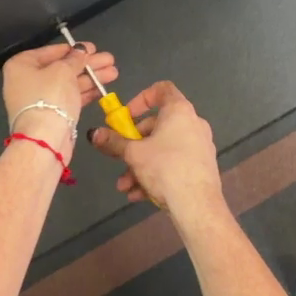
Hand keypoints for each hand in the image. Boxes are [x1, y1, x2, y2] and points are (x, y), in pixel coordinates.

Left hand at [1, 42, 117, 153]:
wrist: (44, 140)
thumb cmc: (49, 97)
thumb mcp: (63, 71)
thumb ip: (75, 58)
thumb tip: (81, 50)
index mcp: (21, 65)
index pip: (50, 51)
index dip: (73, 48)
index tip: (92, 47)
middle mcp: (27, 81)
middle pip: (62, 68)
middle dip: (87, 64)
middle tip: (109, 59)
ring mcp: (39, 100)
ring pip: (68, 84)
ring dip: (91, 77)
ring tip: (113, 72)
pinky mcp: (51, 116)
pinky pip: (69, 99)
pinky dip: (85, 93)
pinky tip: (103, 88)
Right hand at [87, 81, 224, 218]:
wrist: (197, 205)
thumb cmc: (165, 168)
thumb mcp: (133, 153)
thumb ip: (113, 142)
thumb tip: (93, 134)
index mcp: (179, 111)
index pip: (162, 90)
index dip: (140, 99)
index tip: (126, 117)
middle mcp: (193, 124)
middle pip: (157, 125)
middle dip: (133, 143)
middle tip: (119, 157)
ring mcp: (199, 146)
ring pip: (163, 149)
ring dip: (140, 164)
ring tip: (125, 185)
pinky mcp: (201, 167)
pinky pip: (173, 163)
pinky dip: (155, 174)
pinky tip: (138, 194)